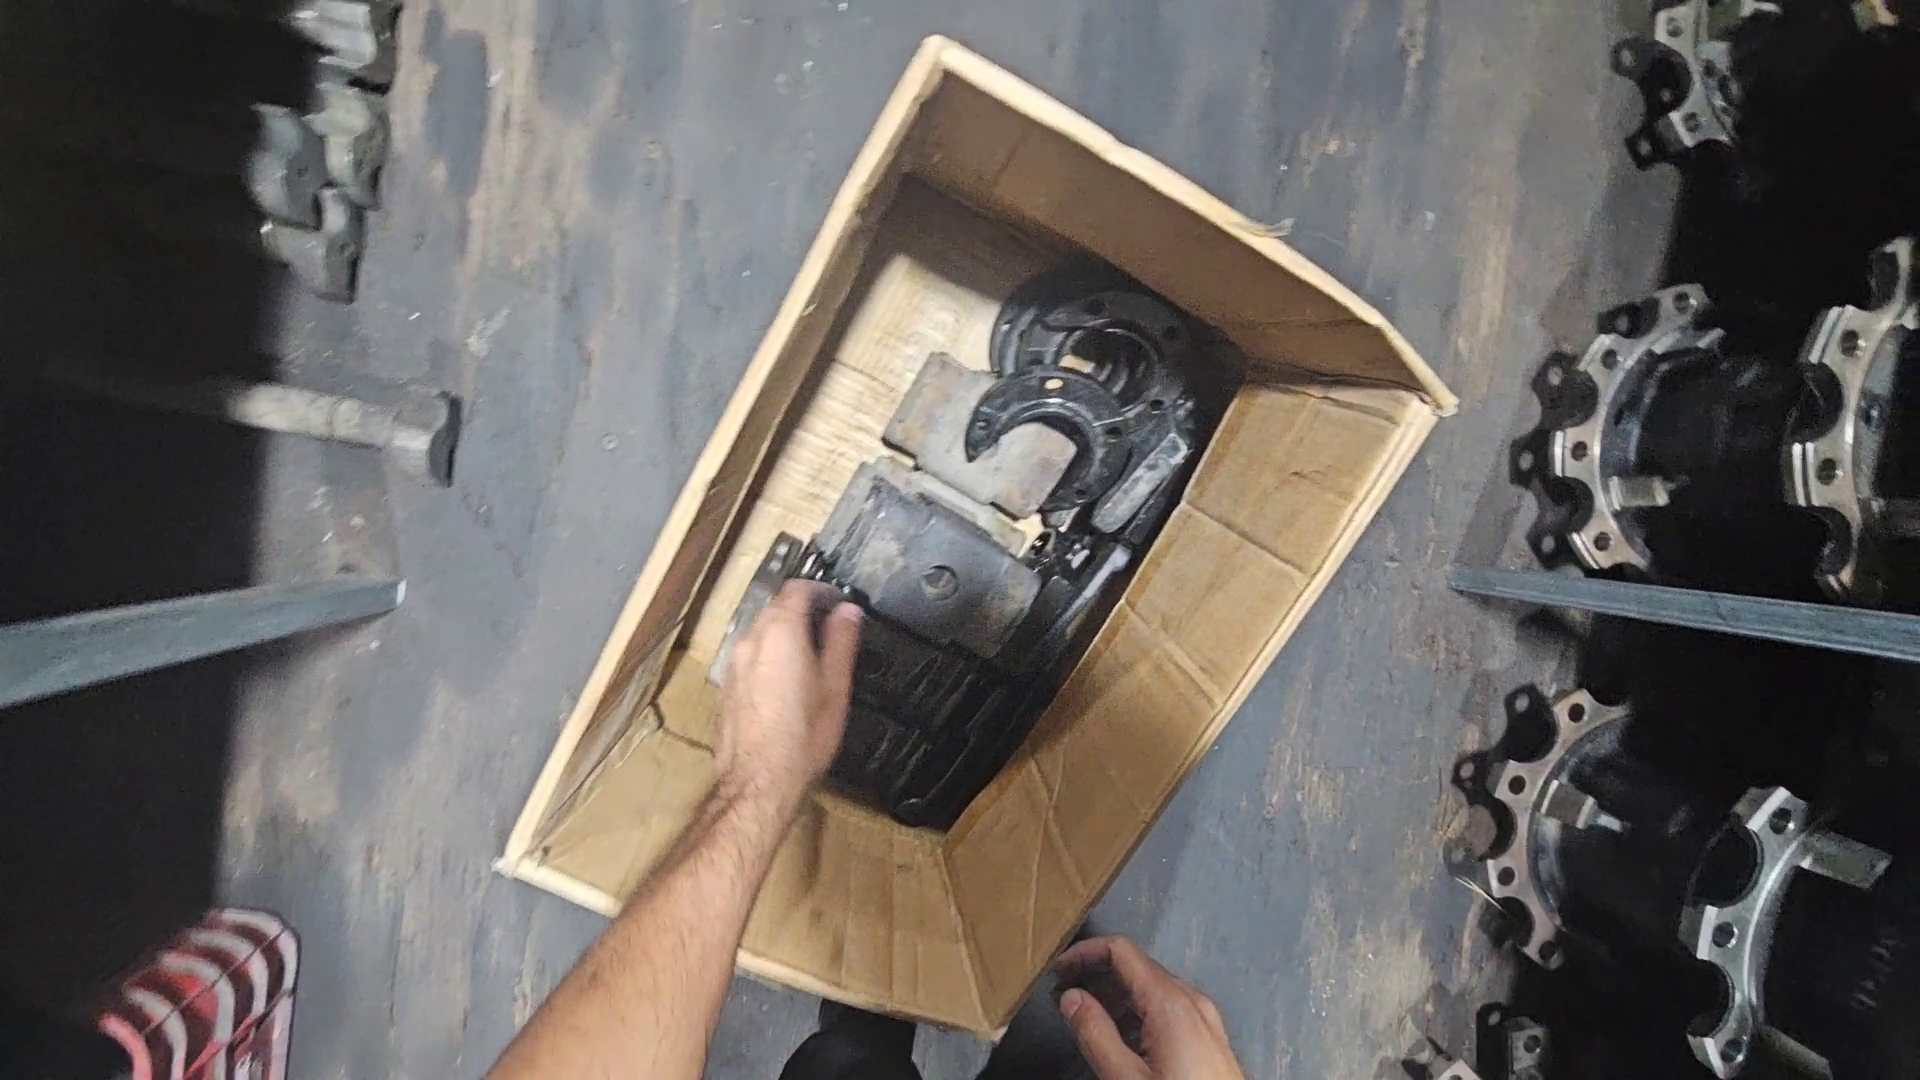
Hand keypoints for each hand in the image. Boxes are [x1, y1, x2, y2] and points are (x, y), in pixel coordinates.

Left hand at [715, 580, 860, 809]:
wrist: (758, 782)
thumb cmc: (804, 736)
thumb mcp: (835, 686)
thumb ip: (841, 641)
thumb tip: (848, 610)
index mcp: (781, 633)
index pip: (796, 589)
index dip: (820, 590)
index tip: (837, 603)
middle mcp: (751, 640)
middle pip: (776, 607)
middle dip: (802, 610)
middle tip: (829, 628)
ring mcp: (734, 663)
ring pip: (761, 631)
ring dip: (784, 632)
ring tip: (810, 655)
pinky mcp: (726, 685)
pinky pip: (750, 654)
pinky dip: (769, 653)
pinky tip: (785, 680)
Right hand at [1056, 936, 1244, 1079]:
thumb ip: (1096, 1034)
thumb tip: (1070, 997)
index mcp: (1170, 1001)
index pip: (1121, 950)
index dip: (1086, 952)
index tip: (1059, 970)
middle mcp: (1192, 1000)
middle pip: (1137, 967)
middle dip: (1098, 974)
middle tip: (1067, 996)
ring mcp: (1207, 1020)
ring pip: (1154, 988)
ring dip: (1118, 995)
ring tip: (1089, 1018)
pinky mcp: (1213, 1042)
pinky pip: (1171, 1010)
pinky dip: (1141, 1012)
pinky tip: (1125, 1040)